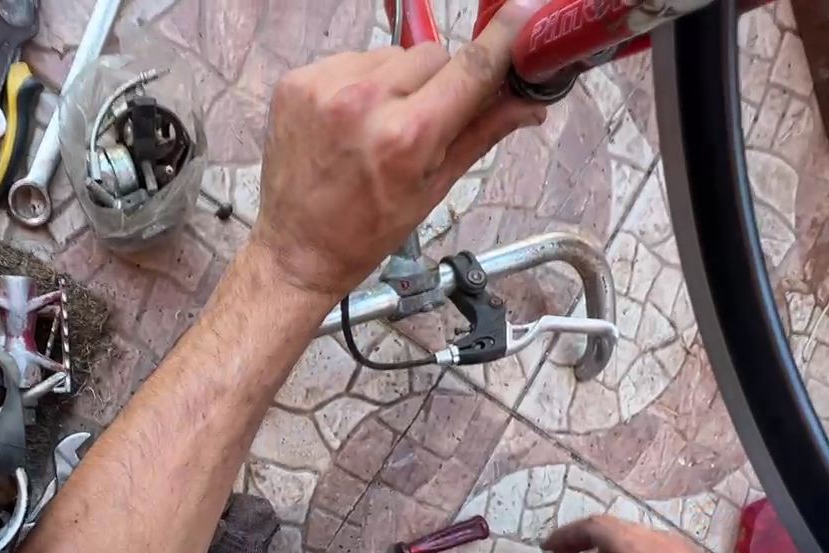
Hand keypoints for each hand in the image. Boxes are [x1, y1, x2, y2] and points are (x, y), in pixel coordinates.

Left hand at [247, 0, 547, 301]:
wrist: (297, 252)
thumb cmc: (364, 234)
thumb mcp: (431, 192)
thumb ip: (480, 136)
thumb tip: (531, 103)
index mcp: (406, 137)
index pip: (472, 67)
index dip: (504, 41)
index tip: (524, 16)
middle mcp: (365, 102)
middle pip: (432, 56)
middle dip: (436, 85)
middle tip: (418, 126)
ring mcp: (325, 87)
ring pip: (390, 56)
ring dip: (393, 84)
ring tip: (375, 131)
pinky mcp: (297, 81)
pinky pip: (349, 62)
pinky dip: (356, 86)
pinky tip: (347, 126)